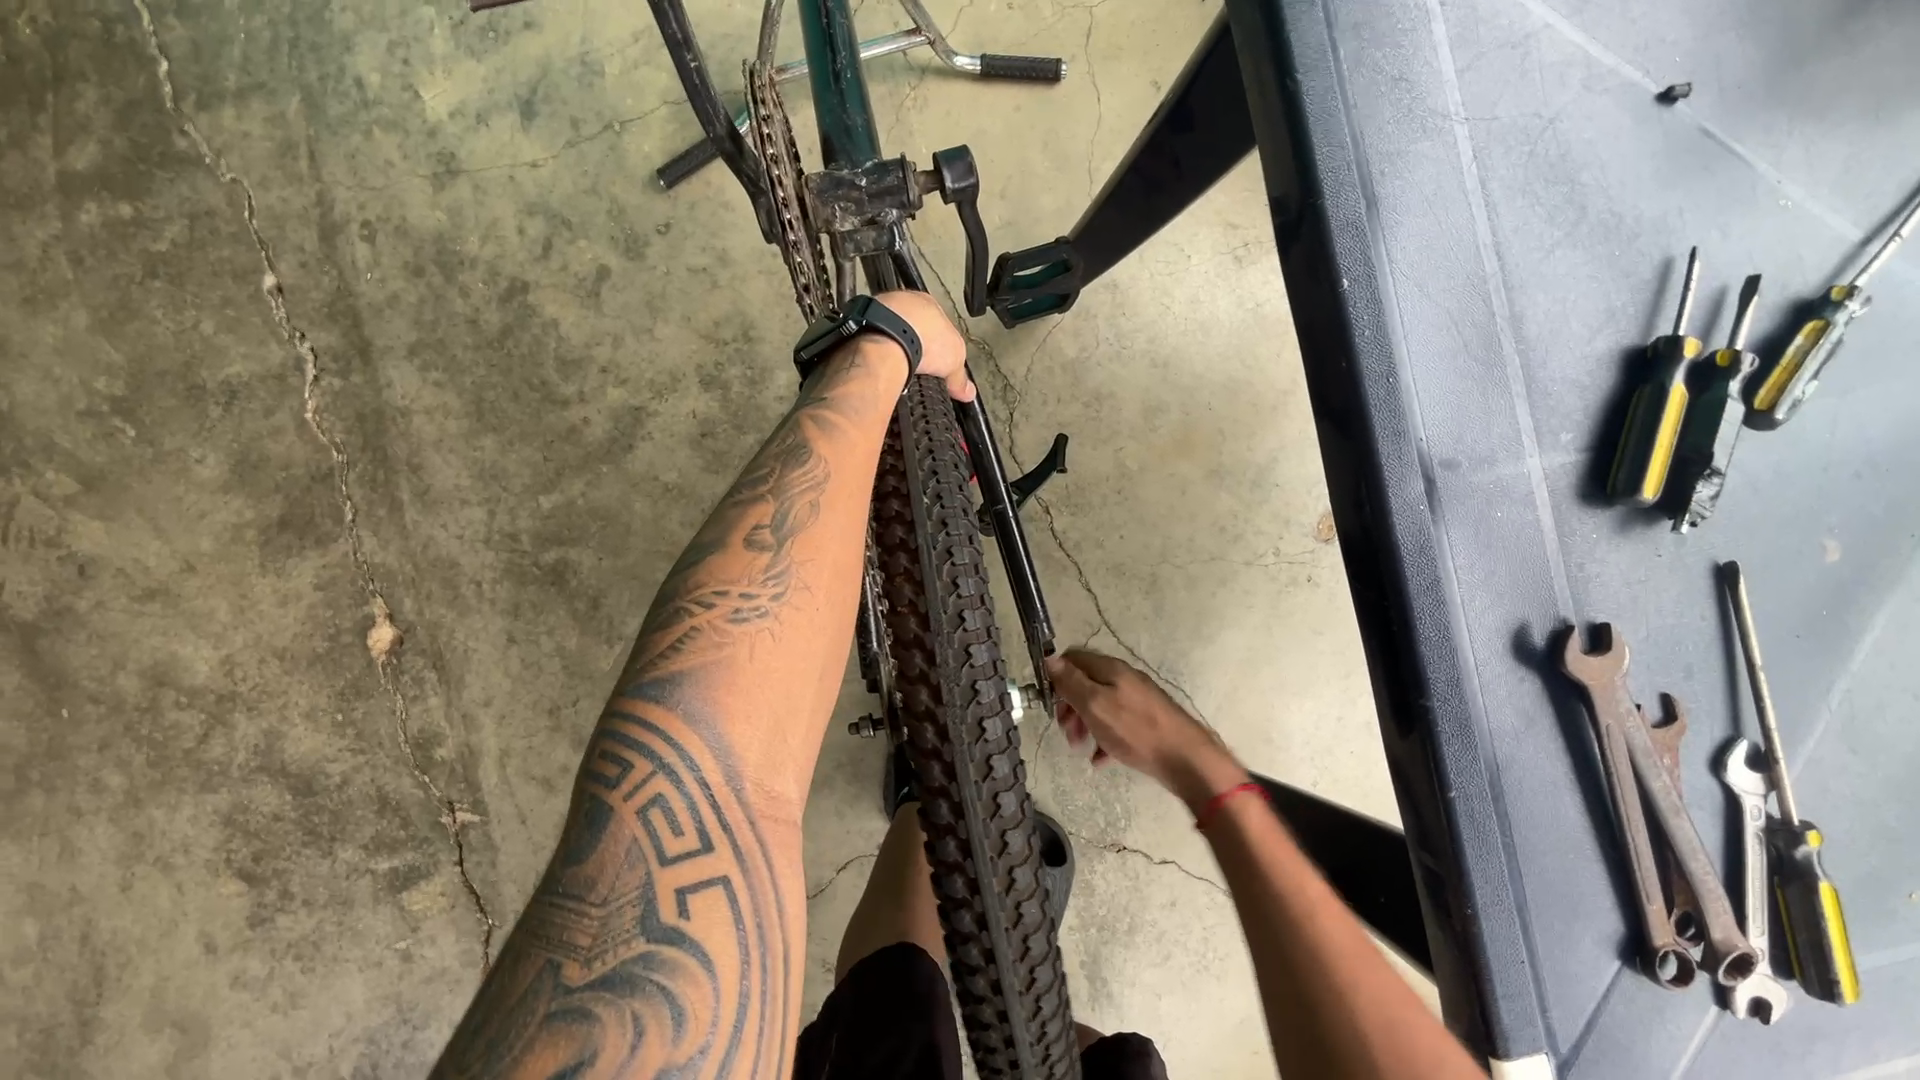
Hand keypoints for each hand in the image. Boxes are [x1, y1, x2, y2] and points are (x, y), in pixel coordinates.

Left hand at [873, 289, 973, 400]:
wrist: (890, 339)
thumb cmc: (924, 338)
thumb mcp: (954, 361)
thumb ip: (960, 377)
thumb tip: (968, 392)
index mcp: (928, 302)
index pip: (937, 321)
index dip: (938, 342)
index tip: (936, 359)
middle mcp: (901, 299)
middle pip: (909, 324)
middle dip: (913, 344)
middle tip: (916, 366)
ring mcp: (878, 308)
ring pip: (888, 330)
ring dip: (892, 347)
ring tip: (897, 369)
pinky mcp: (860, 322)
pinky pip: (870, 337)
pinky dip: (875, 351)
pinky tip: (880, 365)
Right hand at [1044, 649, 1249, 811]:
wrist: (1185, 759)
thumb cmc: (1135, 730)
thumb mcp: (1095, 705)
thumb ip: (1071, 682)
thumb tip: (1049, 658)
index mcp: (1110, 669)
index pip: (1073, 658)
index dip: (1056, 675)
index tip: (1049, 701)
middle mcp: (1123, 679)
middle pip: (1084, 683)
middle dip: (1069, 705)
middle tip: (1065, 729)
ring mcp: (1135, 700)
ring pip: (1098, 705)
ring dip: (1083, 724)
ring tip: (1079, 747)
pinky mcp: (1144, 722)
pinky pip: (1115, 725)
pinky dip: (1103, 739)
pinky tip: (1100, 759)